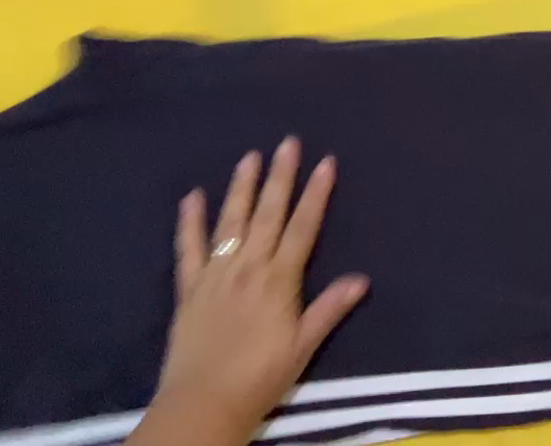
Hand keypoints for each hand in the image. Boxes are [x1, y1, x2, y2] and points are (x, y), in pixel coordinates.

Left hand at [141, 137, 369, 442]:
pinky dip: (189, 222)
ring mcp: (216, 274)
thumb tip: (362, 278)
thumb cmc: (260, 379)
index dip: (316, 193)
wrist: (202, 408)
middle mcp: (249, 267)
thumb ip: (330, 309)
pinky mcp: (189, 288)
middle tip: (287, 143)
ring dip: (241, 187)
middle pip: (268, 214)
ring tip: (249, 156)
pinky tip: (191, 196)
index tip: (326, 162)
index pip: (303, 227)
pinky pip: (188, 249)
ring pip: (231, 221)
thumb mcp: (302, 348)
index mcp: (279, 280)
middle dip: (280, 176)